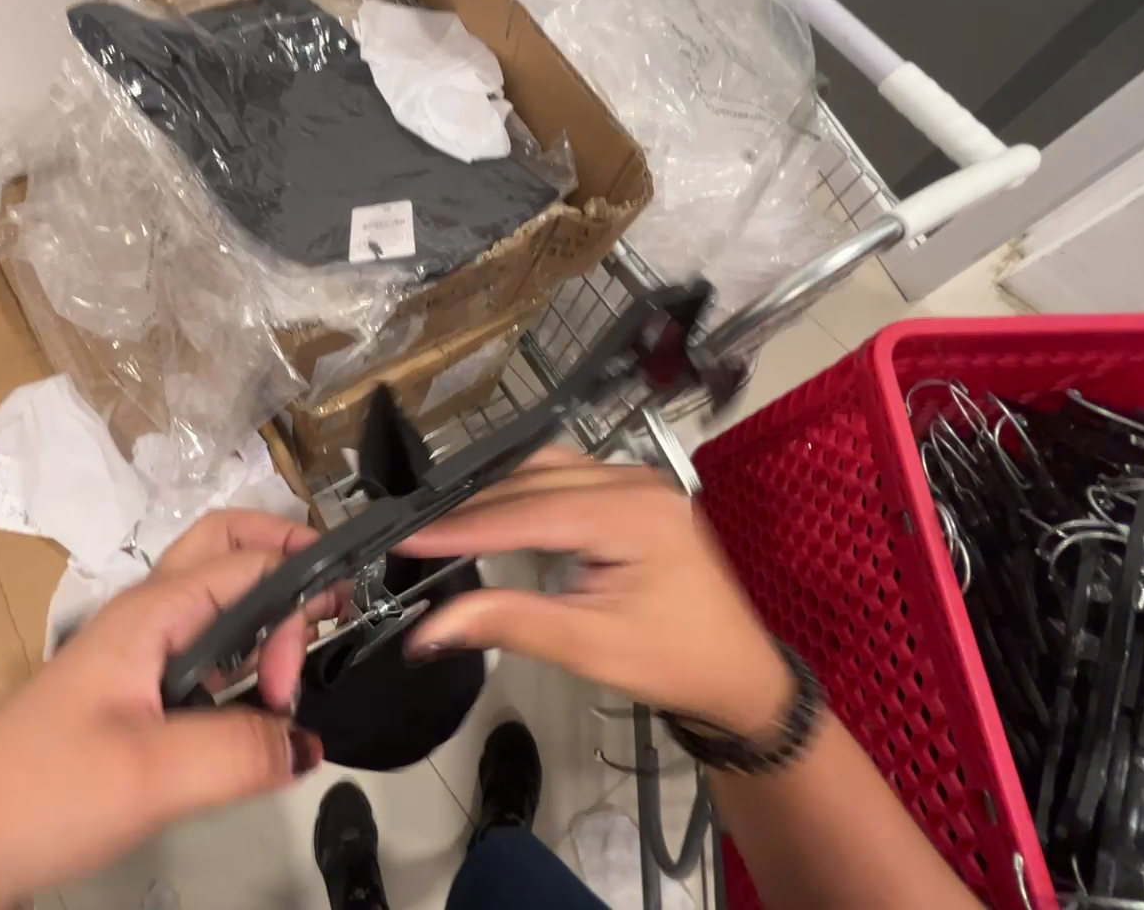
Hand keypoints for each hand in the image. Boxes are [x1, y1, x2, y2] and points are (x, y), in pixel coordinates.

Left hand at [0, 510, 335, 909]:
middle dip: (282, 559)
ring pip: (216, 595)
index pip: (248, 563)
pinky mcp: (132, 687)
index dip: (298, 588)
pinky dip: (242, 653)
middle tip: (319, 617)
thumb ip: (243, 751)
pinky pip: (203, 645)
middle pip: (225, 545)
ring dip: (263, 615)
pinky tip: (251, 701)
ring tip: (281, 685)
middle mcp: (147, 614)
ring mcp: (137, 649)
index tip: (331, 635)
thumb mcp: (151, 776)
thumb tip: (307, 742)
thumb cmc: (39, 795)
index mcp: (152, 612)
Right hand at [399, 448, 792, 737]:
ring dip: (492, 492)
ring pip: (543, 469)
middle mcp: (634, 481)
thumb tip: (428, 630)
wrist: (738, 674)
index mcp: (632, 515)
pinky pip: (562, 474)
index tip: (406, 537)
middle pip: (532, 482)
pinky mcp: (630, 489)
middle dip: (470, 508)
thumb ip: (507, 623)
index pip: (527, 513)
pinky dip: (519, 490)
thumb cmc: (672, 662)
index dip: (462, 526)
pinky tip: (491, 506)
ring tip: (443, 518)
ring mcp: (635, 479)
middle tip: (414, 530)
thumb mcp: (588, 647)